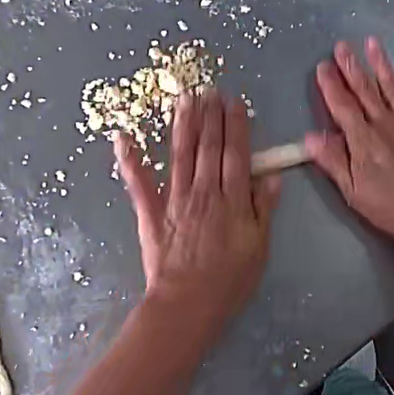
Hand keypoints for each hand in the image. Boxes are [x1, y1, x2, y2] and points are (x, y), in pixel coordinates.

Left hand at [113, 91, 280, 332]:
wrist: (187, 305)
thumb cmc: (228, 280)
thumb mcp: (258, 247)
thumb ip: (262, 208)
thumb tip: (270, 176)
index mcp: (231, 198)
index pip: (235, 153)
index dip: (235, 125)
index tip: (233, 102)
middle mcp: (203, 190)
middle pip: (208, 146)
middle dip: (210, 115)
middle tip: (209, 89)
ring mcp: (174, 198)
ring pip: (180, 153)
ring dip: (182, 123)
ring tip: (184, 98)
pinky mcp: (150, 211)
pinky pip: (139, 182)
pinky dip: (129, 159)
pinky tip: (122, 137)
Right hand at [307, 38, 393, 247]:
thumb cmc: (388, 206)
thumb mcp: (352, 190)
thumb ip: (332, 161)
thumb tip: (309, 137)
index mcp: (363, 139)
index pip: (342, 106)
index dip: (330, 85)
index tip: (321, 66)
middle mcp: (384, 123)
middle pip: (364, 90)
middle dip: (350, 67)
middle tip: (341, 45)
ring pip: (391, 87)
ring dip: (381, 64)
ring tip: (372, 42)